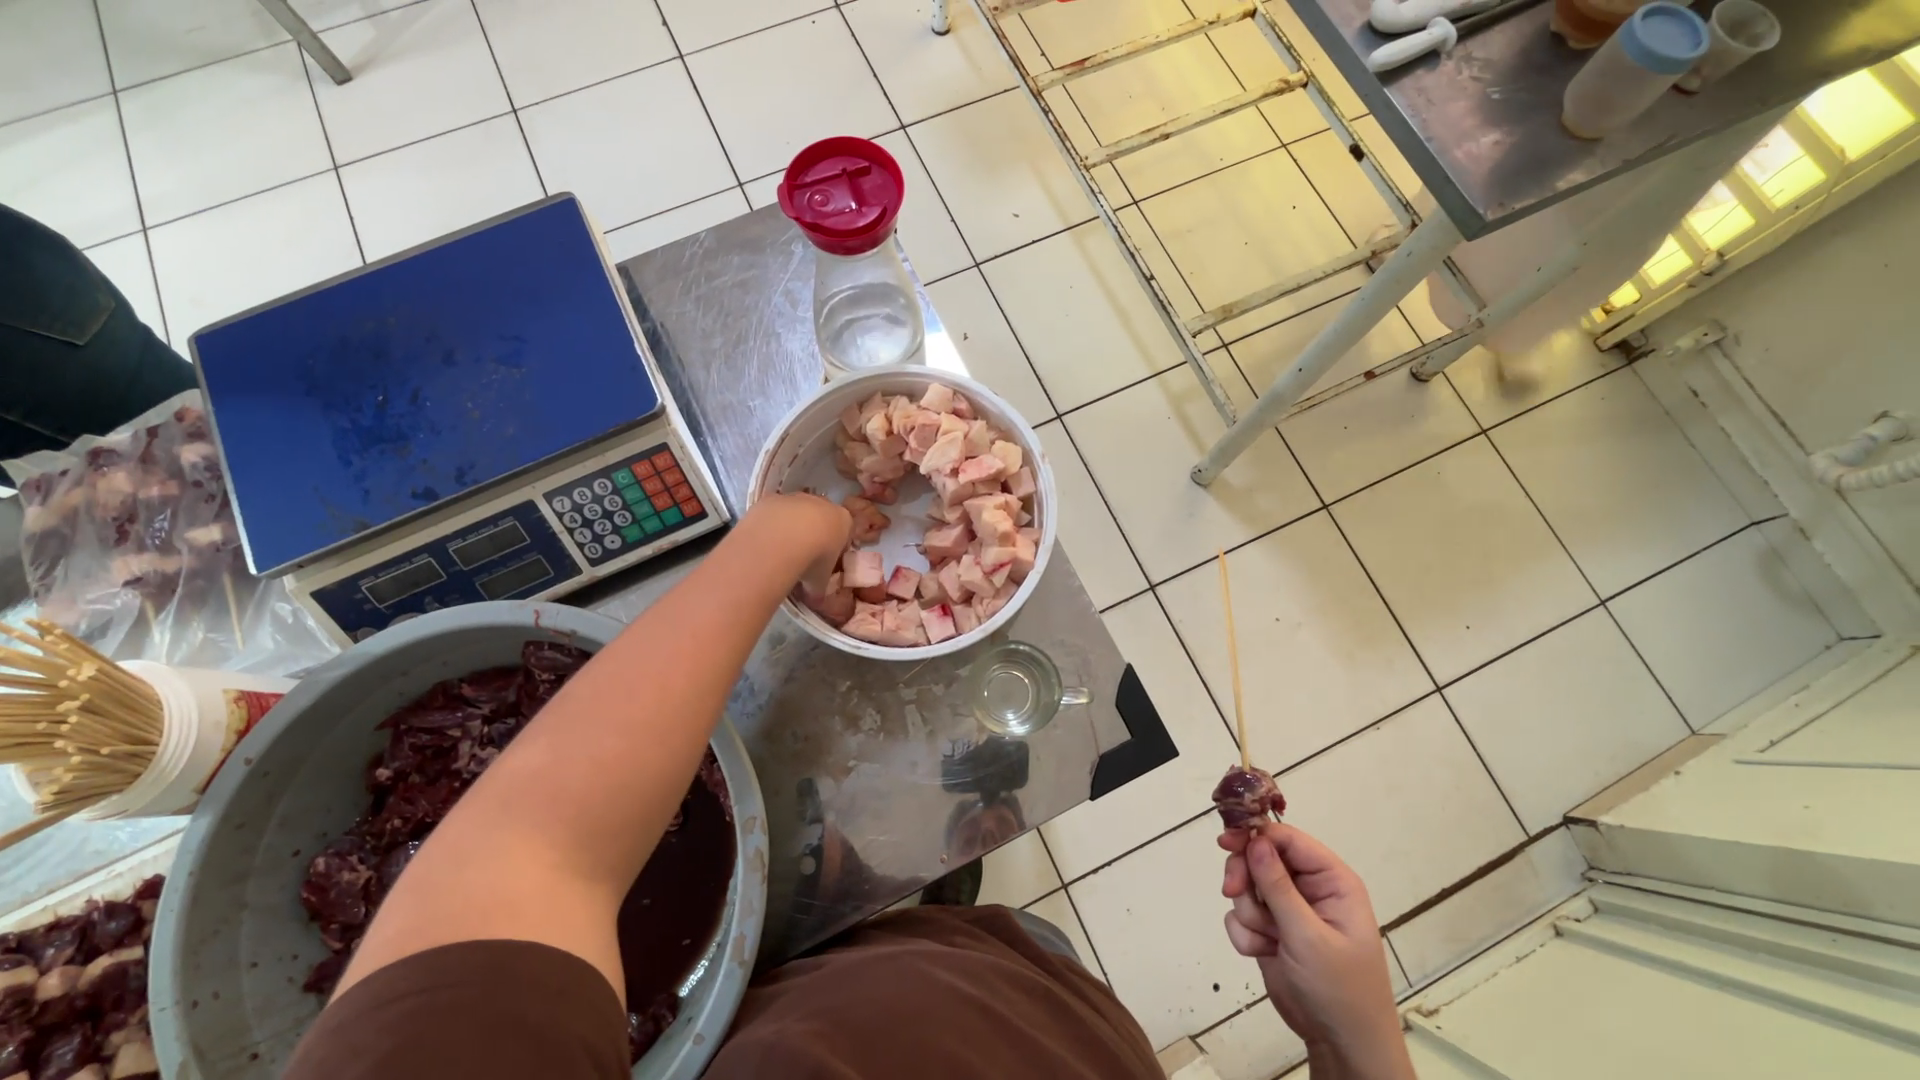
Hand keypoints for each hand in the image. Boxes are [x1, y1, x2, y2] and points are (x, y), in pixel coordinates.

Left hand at [748, 493, 849, 593]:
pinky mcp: (772, 498)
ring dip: (790, 527)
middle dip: (813, 533)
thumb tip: (815, 598)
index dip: (836, 546)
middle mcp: (822, 503)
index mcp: (843, 521)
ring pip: (796, 512)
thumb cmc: (813, 559)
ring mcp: (796, 498)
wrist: (782, 538)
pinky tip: (764, 540)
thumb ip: (819, 586)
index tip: (826, 561)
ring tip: (779, 550)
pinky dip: (770, 524)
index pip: (845, 531)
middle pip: (821, 517)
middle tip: (803, 555)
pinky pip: (774, 511)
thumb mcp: (820, 580)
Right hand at [1220, 824, 1412, 1078]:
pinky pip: (1241, 917)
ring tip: (1268, 941)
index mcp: (1332, 880)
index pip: (1287, 839)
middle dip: (1245, 878)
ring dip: (1248, 915)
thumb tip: (1255, 841)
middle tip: (1232, 892)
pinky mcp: (1270, 932)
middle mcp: (1309, 889)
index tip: (1225, 843)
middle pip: (1260, 858)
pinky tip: (1263, 953)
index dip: (1255, 836)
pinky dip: (1245, 935)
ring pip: (1247, 889)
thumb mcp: (1309, 936)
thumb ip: (1279, 887)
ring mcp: (1288, 911)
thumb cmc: (1338, 988)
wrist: (1340, 1044)